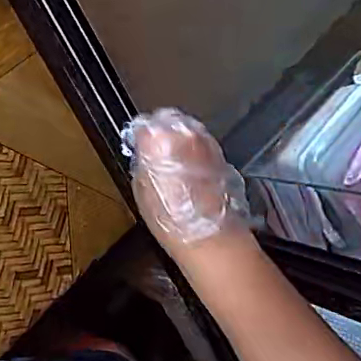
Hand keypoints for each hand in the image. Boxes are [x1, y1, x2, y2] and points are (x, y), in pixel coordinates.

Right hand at [125, 108, 250, 248]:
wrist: (210, 238)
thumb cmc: (172, 218)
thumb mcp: (140, 188)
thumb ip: (141, 161)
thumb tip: (143, 151)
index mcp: (158, 138)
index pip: (143, 124)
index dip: (139, 137)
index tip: (138, 146)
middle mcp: (185, 133)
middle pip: (167, 122)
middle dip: (161, 135)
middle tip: (155, 156)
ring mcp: (206, 142)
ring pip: (187, 131)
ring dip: (179, 143)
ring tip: (173, 167)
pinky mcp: (222, 154)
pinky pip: (202, 145)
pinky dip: (194, 153)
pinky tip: (189, 174)